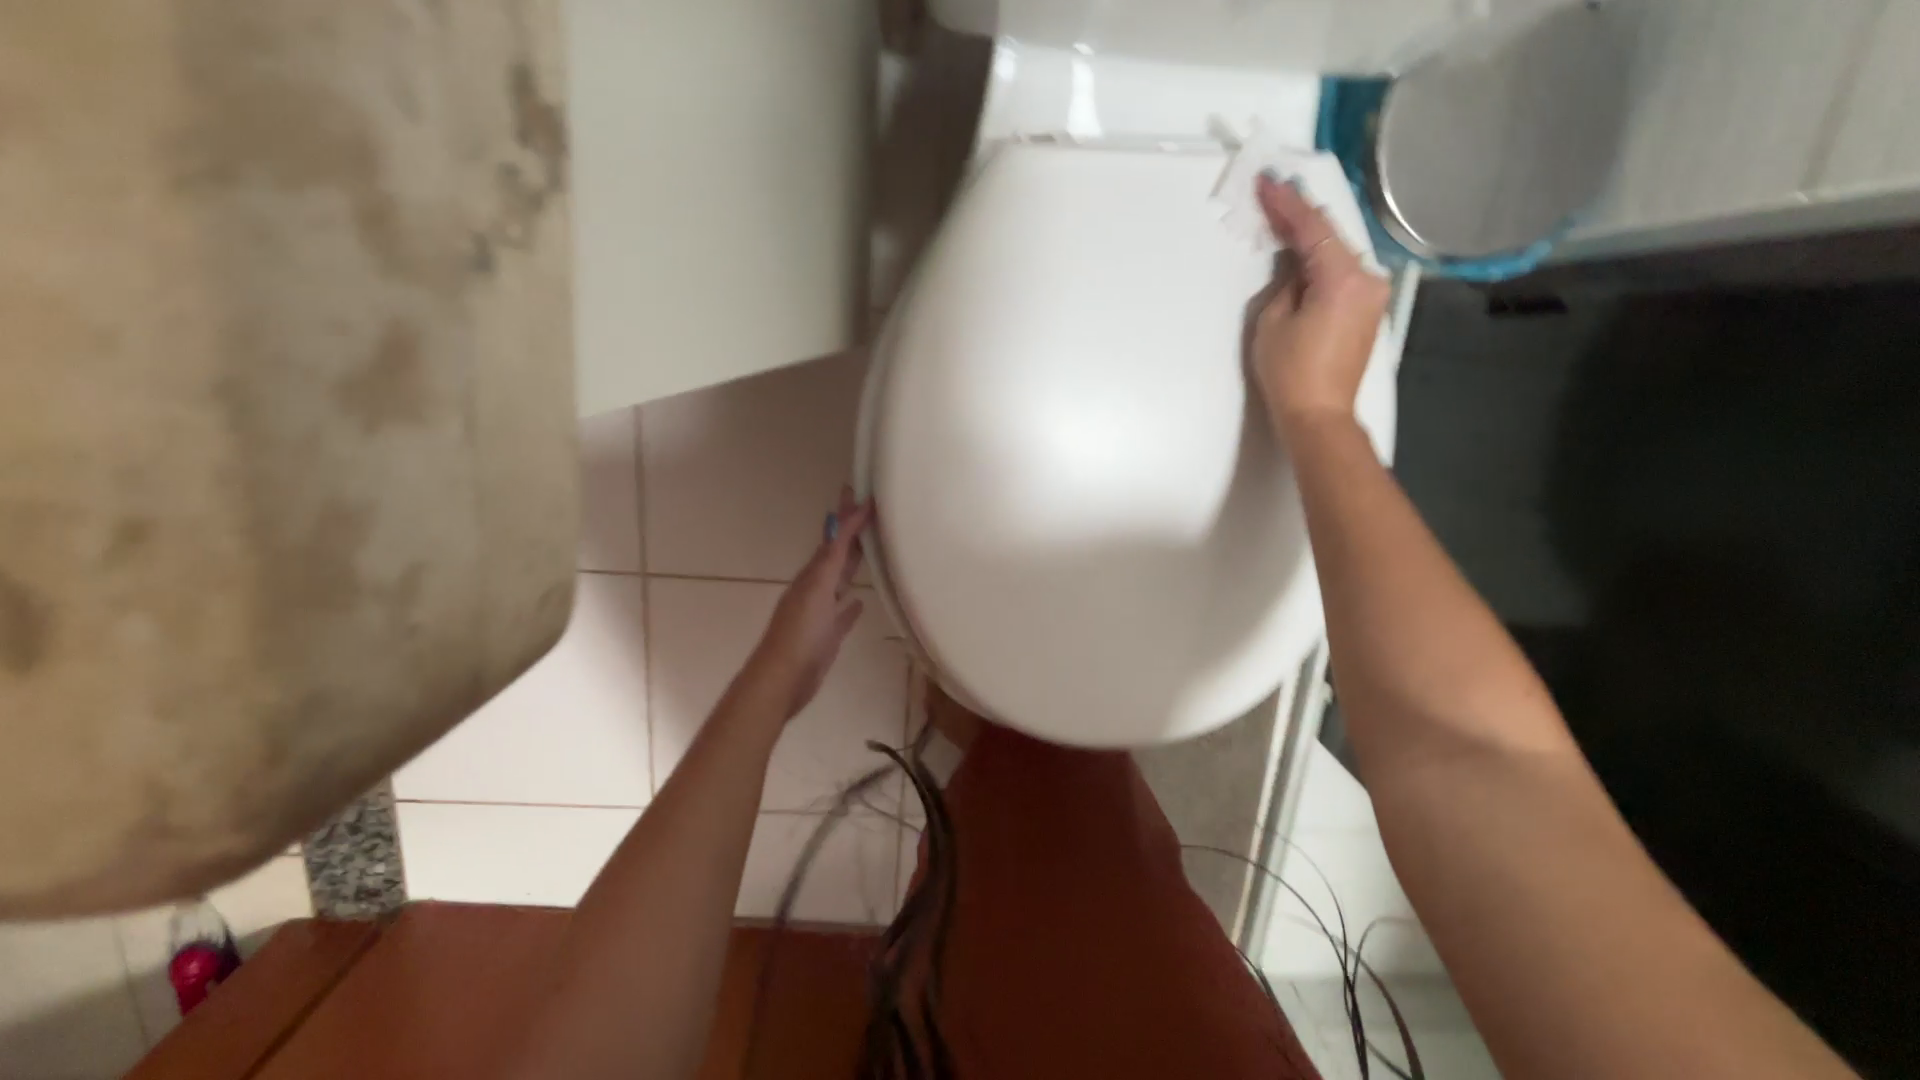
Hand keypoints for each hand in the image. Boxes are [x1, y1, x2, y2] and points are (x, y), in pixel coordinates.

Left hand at [742, 487, 873, 721]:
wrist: (783, 679)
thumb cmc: (800, 634)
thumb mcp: (817, 589)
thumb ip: (832, 557)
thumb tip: (844, 519)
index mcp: (812, 576)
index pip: (833, 538)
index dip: (845, 516)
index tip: (859, 491)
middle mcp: (816, 589)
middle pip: (836, 555)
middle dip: (850, 532)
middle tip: (866, 509)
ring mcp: (821, 613)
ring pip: (840, 582)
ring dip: (853, 565)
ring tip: (871, 548)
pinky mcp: (828, 637)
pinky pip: (842, 615)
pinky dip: (851, 605)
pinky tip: (861, 601)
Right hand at [1250, 173, 1391, 434]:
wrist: (1319, 415)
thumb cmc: (1290, 372)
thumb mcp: (1274, 320)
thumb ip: (1286, 282)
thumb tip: (1294, 267)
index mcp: (1344, 278)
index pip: (1313, 229)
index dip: (1287, 203)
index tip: (1267, 182)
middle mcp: (1367, 279)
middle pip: (1330, 236)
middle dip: (1300, 215)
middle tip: (1272, 193)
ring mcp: (1371, 295)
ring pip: (1337, 253)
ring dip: (1311, 237)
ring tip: (1282, 218)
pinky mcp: (1367, 310)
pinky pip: (1343, 272)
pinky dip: (1321, 259)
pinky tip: (1301, 252)